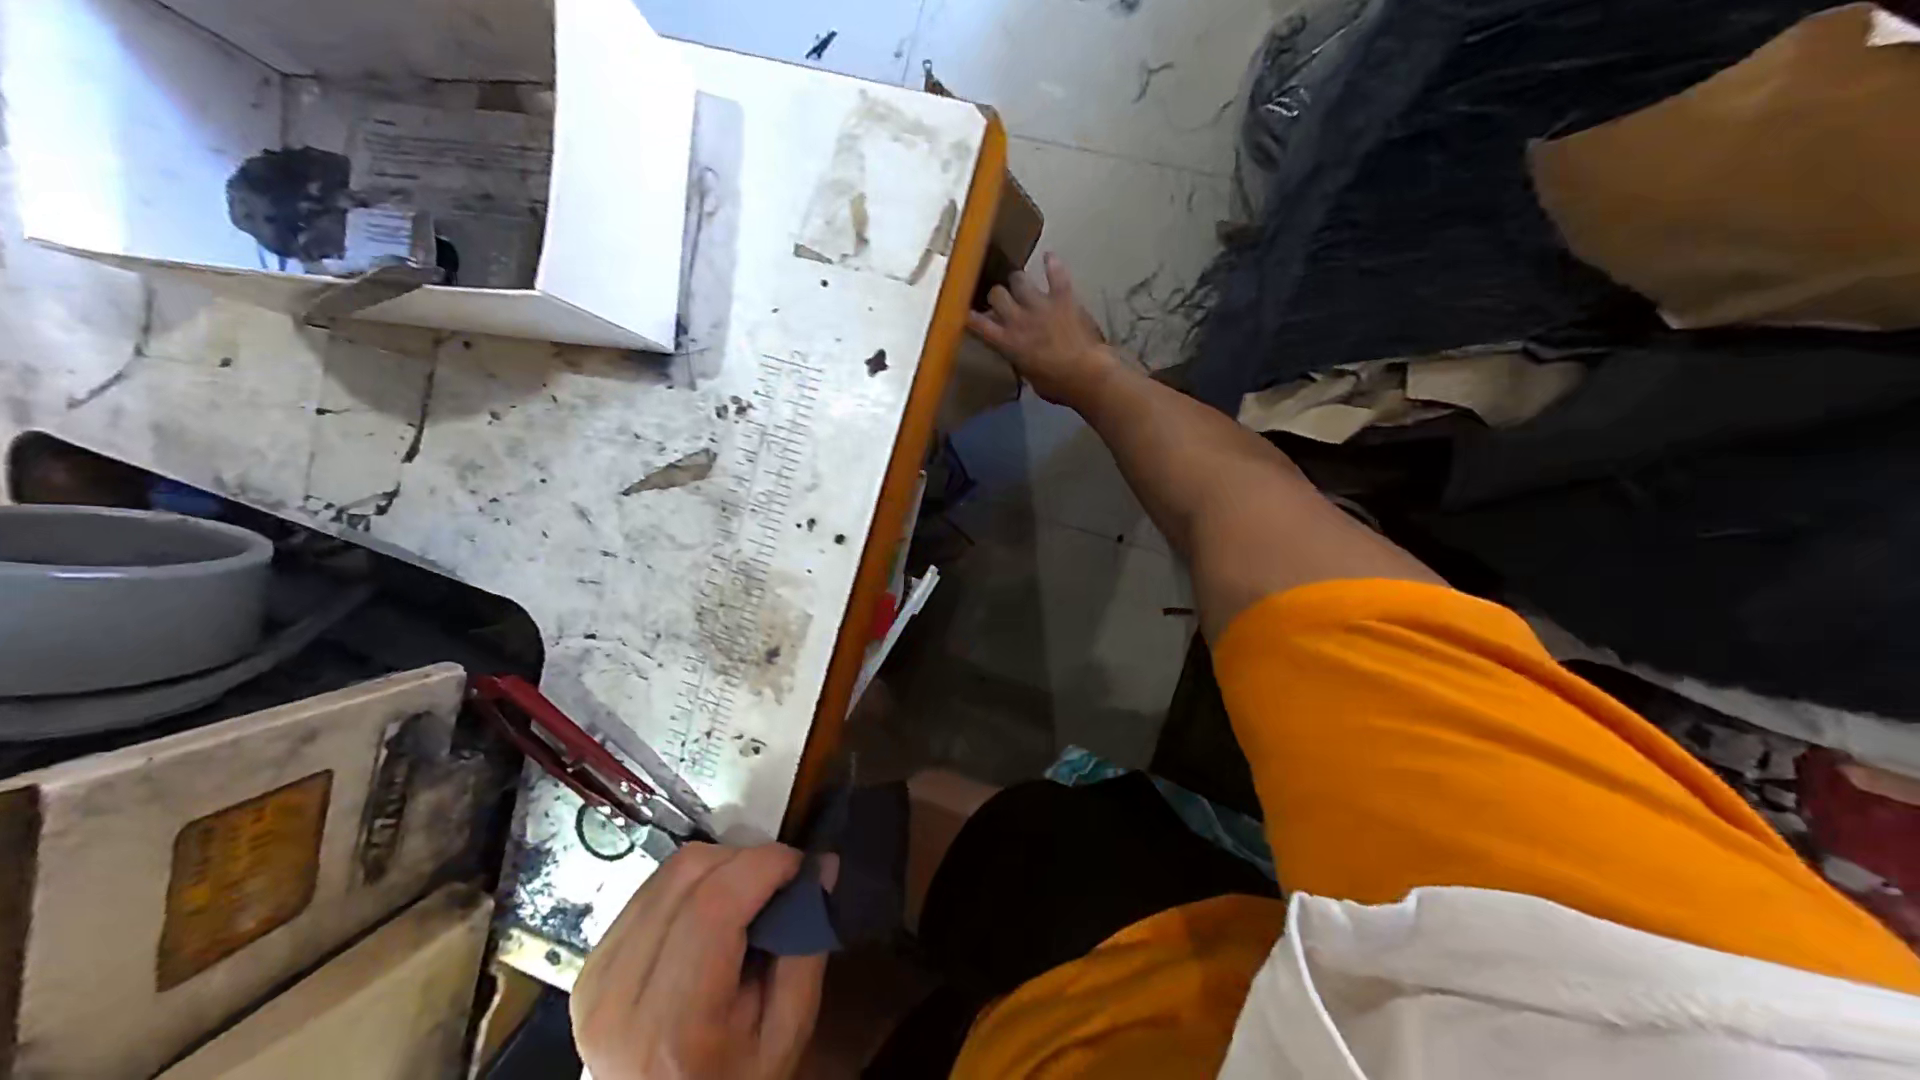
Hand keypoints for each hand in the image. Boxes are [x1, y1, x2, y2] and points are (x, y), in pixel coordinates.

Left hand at [571, 843, 823, 1079]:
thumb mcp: (788, 1031)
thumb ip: (806, 945)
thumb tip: (823, 864)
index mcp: (671, 1025)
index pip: (714, 905)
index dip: (764, 865)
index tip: (801, 865)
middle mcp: (619, 994)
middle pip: (688, 875)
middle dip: (747, 860)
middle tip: (780, 883)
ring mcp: (595, 976)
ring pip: (668, 873)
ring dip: (720, 867)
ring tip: (748, 898)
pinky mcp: (588, 964)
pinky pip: (650, 891)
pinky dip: (691, 885)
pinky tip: (711, 912)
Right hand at [969, 252, 1122, 406]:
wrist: (1086, 374)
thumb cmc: (1058, 385)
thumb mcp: (1030, 377)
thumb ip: (1020, 360)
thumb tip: (1020, 355)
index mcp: (1007, 343)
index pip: (980, 325)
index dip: (972, 317)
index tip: (968, 313)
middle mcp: (1017, 319)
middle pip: (996, 295)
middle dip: (997, 296)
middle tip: (1002, 299)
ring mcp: (1039, 305)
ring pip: (1018, 279)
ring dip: (1018, 280)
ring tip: (1020, 282)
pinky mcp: (1062, 297)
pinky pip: (1055, 273)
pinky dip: (1052, 263)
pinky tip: (1049, 256)